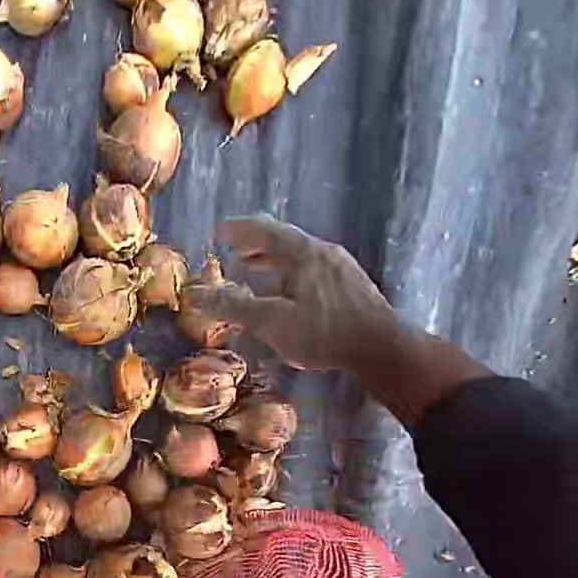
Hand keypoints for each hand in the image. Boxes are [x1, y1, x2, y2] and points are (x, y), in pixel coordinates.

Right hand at [187, 214, 490, 423]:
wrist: (382, 348)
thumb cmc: (323, 332)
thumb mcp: (271, 322)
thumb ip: (233, 307)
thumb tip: (195, 296)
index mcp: (304, 253)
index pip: (266, 230)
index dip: (240, 229)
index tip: (220, 230)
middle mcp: (324, 253)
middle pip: (285, 239)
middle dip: (256, 242)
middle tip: (235, 246)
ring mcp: (341, 268)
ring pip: (300, 255)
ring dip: (274, 258)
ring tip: (255, 265)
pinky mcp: (351, 286)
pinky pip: (312, 269)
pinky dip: (290, 272)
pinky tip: (288, 290)